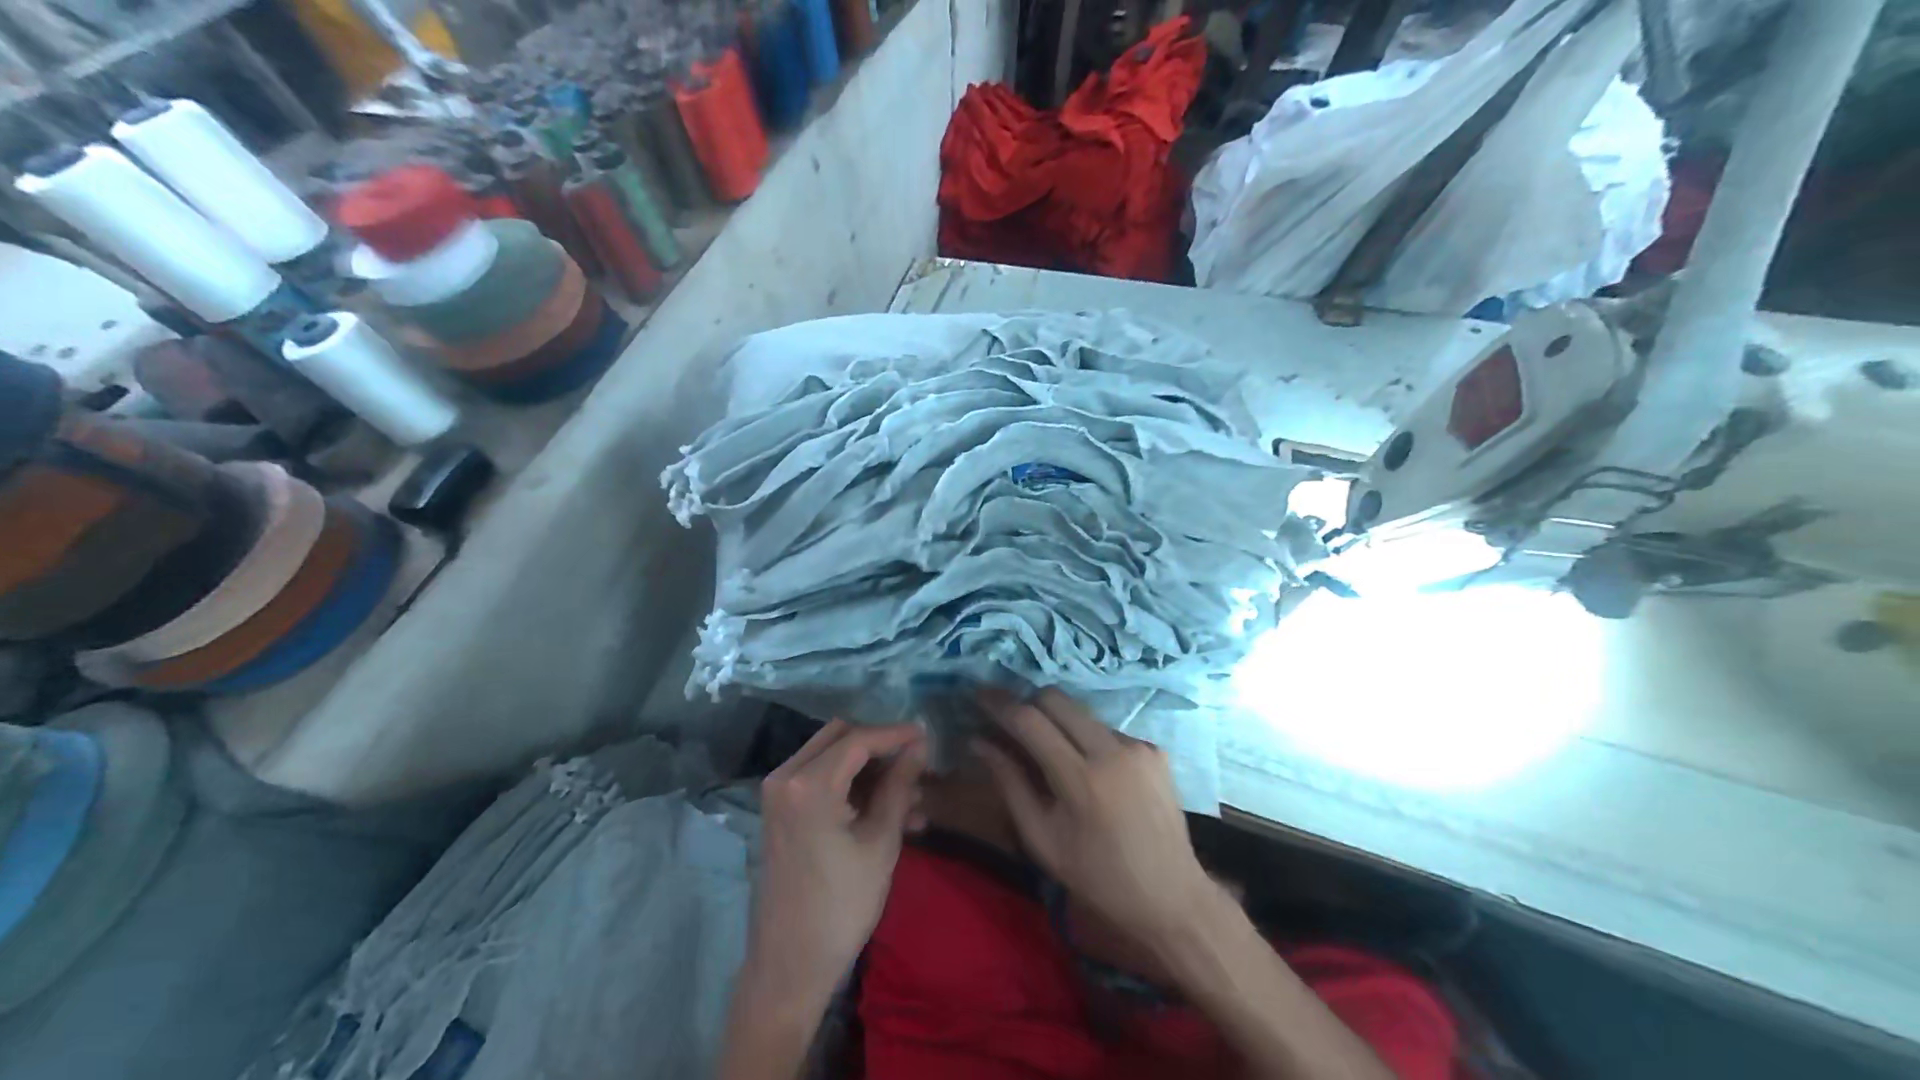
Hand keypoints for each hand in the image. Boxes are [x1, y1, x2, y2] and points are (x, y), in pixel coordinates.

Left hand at [746, 719, 927, 1003]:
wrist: (790, 964)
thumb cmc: (841, 905)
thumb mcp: (881, 842)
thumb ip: (899, 786)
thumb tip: (919, 747)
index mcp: (808, 784)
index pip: (858, 738)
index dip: (895, 734)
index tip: (928, 736)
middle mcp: (785, 777)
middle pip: (840, 736)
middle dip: (880, 745)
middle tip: (916, 760)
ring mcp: (778, 793)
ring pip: (831, 756)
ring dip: (869, 768)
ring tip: (914, 796)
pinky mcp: (780, 810)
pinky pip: (820, 780)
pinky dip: (852, 786)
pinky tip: (891, 811)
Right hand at [974, 687, 1221, 954]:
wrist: (1169, 896)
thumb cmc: (1096, 876)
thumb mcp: (1041, 838)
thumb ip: (1009, 783)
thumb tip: (979, 741)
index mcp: (1080, 778)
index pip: (1030, 721)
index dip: (999, 704)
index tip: (979, 695)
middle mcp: (1112, 750)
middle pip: (1056, 699)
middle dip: (1027, 703)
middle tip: (1010, 722)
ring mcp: (1138, 746)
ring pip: (1082, 713)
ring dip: (1058, 722)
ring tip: (1049, 752)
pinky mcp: (1154, 750)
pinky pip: (1108, 730)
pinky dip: (1088, 741)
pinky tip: (1089, 771)